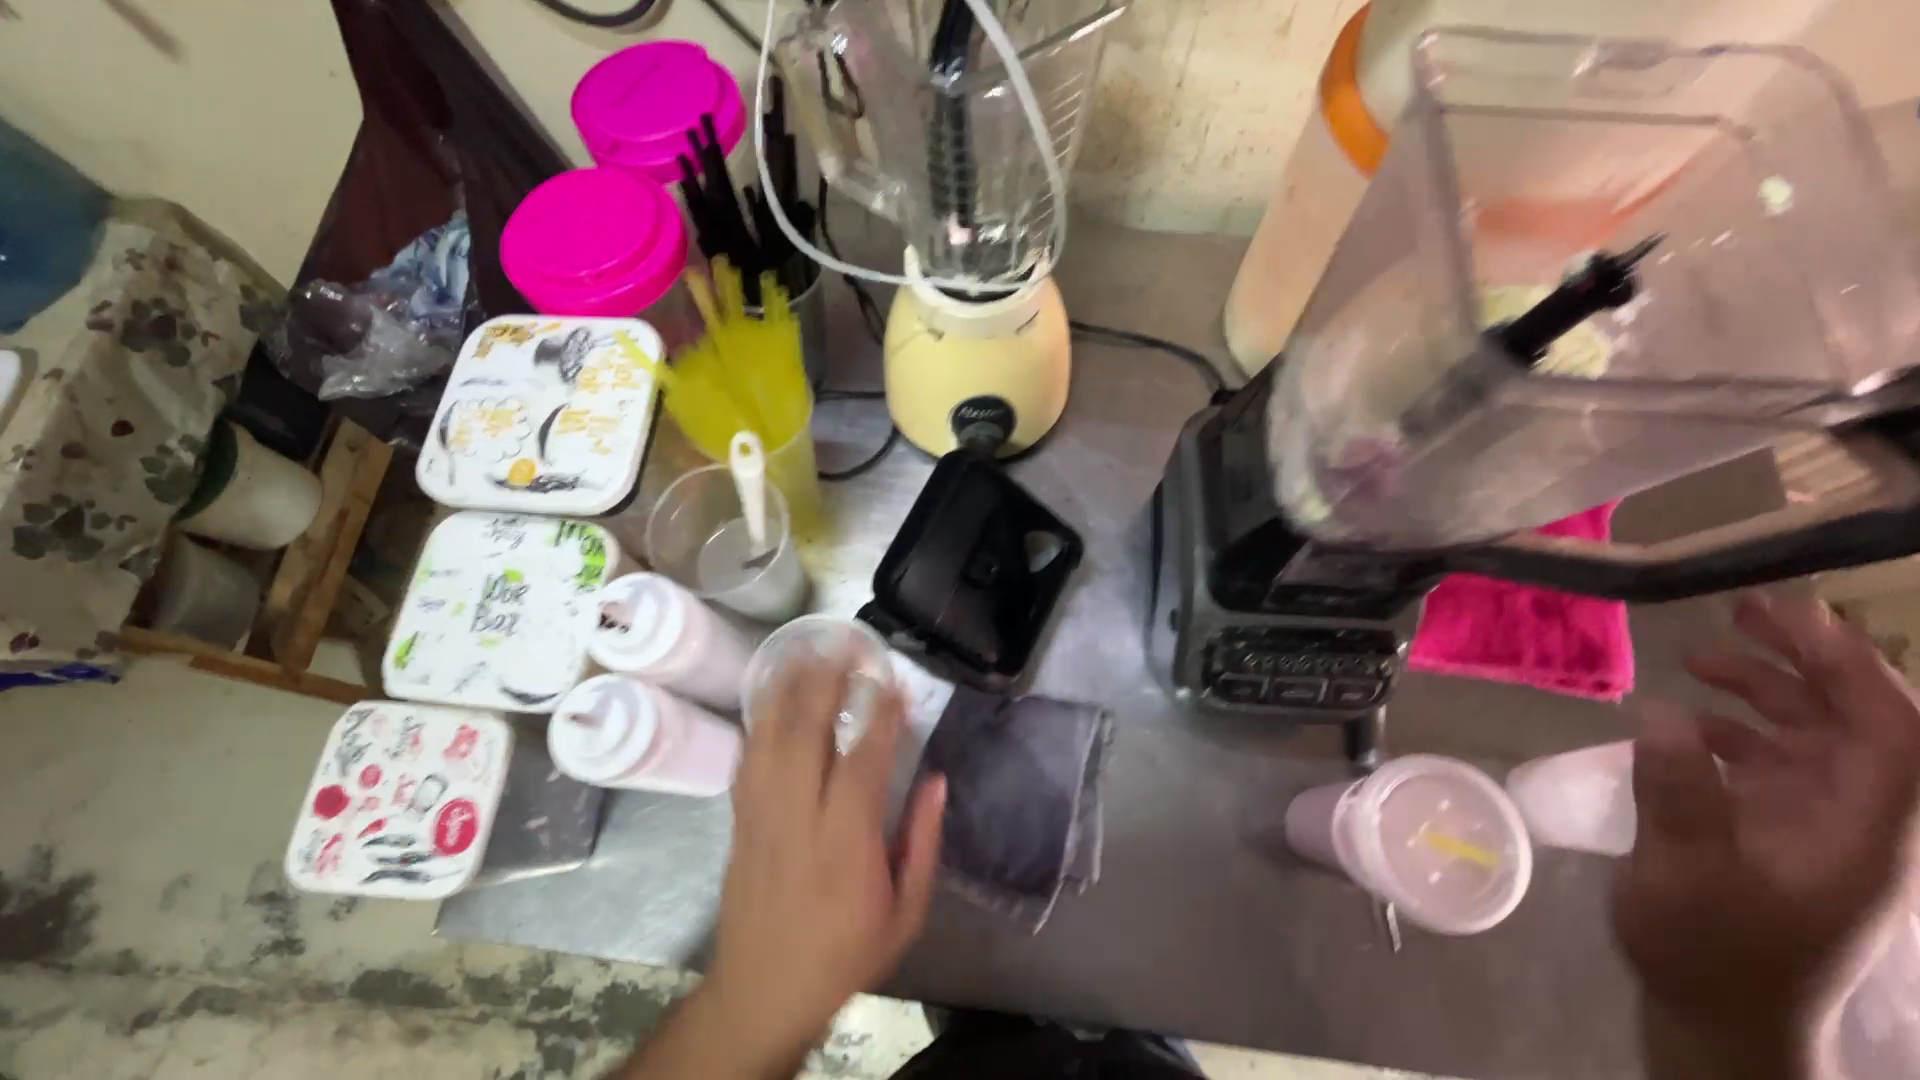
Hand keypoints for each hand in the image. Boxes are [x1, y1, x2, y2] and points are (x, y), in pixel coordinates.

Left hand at [703, 655, 946, 1071]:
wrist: (763, 989)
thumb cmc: (846, 950)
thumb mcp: (905, 911)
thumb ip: (923, 842)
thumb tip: (937, 780)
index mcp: (845, 845)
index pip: (861, 763)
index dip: (878, 715)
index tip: (891, 680)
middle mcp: (797, 820)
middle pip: (806, 735)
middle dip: (826, 682)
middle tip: (846, 645)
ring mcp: (760, 816)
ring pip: (770, 738)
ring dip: (789, 689)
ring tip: (808, 649)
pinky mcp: (739, 819)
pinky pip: (747, 757)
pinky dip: (760, 719)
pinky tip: (771, 692)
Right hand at [1616, 593, 1919, 1072]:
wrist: (1722, 1012)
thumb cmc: (1711, 948)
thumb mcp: (1685, 874)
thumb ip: (1680, 793)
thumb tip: (1662, 711)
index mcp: (1864, 829)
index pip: (1890, 730)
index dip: (1850, 667)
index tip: (1787, 618)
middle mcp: (1859, 817)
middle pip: (1858, 721)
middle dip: (1809, 661)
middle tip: (1744, 612)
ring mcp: (1823, 824)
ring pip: (1815, 736)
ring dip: (1767, 690)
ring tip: (1698, 657)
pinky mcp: (1785, 831)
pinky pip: (1776, 762)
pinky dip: (1737, 729)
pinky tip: (1687, 723)